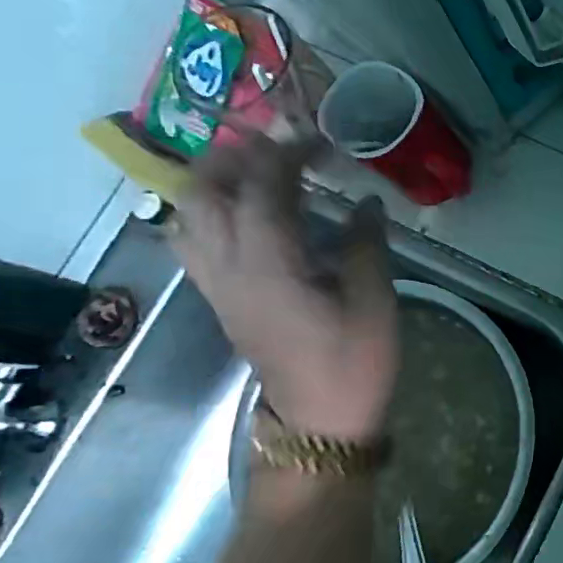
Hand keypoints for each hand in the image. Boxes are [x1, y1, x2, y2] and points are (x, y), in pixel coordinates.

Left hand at [170, 134, 396, 442]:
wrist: (319, 423)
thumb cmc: (353, 363)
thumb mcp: (374, 301)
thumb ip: (365, 244)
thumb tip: (366, 203)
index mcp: (269, 265)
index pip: (262, 187)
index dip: (288, 153)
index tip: (318, 139)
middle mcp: (228, 268)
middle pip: (202, 192)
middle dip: (234, 158)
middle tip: (279, 151)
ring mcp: (217, 286)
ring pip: (188, 216)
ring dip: (216, 183)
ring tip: (258, 176)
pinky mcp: (220, 300)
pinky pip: (195, 242)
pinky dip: (212, 213)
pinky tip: (249, 216)